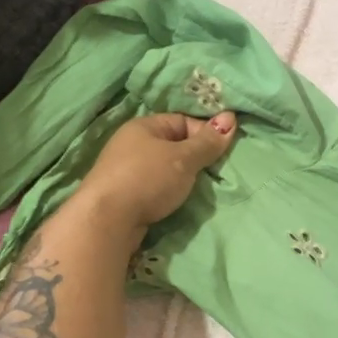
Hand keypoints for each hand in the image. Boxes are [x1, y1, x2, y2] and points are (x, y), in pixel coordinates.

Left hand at [72, 111, 235, 234]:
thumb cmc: (148, 179)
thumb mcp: (184, 158)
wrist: (107, 220)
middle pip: (174, 145)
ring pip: (164, 168)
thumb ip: (207, 142)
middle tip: (213, 173)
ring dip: (182, 178)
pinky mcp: (125, 194)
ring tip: (198, 190)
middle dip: (195, 159)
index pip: (183, 121)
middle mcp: (132, 144)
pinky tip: (176, 202)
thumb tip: (230, 117)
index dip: (205, 134)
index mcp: (144, 126)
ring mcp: (126, 170)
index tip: (221, 153)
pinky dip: (168, 192)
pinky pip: (154, 186)